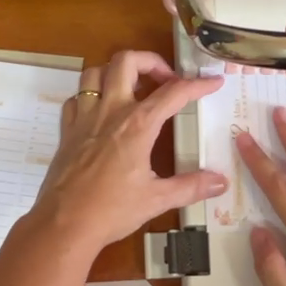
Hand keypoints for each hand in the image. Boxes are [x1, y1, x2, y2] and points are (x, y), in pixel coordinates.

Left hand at [33, 50, 225, 249]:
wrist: (64, 224)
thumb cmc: (112, 210)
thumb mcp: (157, 199)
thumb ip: (190, 186)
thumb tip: (220, 182)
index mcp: (138, 124)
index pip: (174, 93)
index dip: (197, 84)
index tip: (213, 82)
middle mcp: (111, 110)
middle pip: (127, 61)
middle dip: (150, 61)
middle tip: (165, 80)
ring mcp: (85, 117)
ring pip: (96, 72)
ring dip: (116, 72)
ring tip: (132, 88)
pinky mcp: (67, 129)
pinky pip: (76, 98)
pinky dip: (90, 96)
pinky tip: (101, 111)